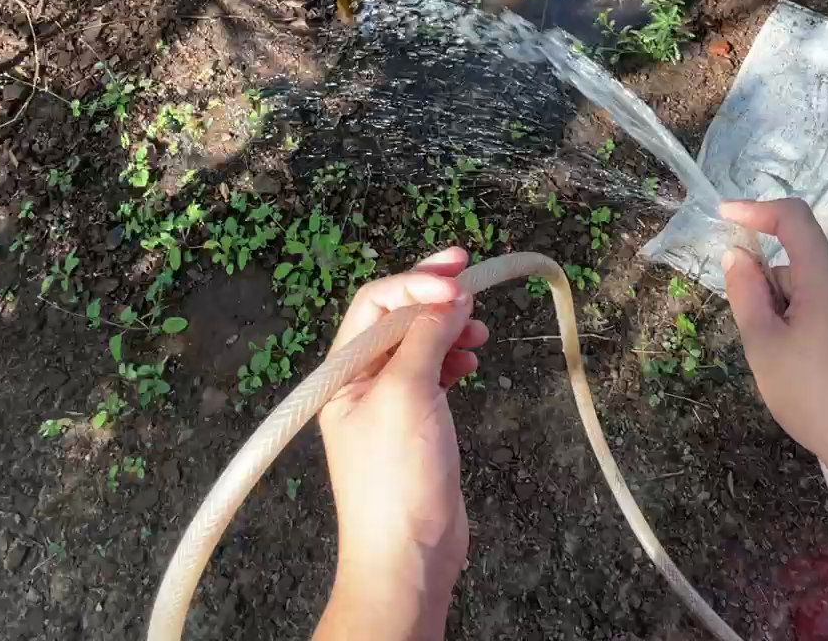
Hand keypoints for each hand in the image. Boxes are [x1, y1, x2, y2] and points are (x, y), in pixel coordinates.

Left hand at [315, 247, 487, 640]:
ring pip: (421, 340)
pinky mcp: (418, 418)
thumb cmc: (397, 475)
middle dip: (434, 293)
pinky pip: (435, 369)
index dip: (416, 282)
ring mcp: (392, 398)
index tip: (458, 280)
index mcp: (347, 368)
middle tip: (470, 271)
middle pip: (399, 315)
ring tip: (481, 331)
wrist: (408, 556)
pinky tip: (472, 362)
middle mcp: (365, 376)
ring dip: (450, 326)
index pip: (377, 301)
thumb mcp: (408, 392)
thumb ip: (427, 335)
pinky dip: (455, 357)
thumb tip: (453, 293)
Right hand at [720, 198, 827, 463]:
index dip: (756, 209)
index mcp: (826, 280)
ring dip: (790, 314)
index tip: (725, 215)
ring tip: (790, 370)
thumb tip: (737, 255)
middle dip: (769, 290)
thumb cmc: (816, 398)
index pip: (794, 219)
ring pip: (814, 293)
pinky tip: (814, 377)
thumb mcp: (764, 346)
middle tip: (761, 342)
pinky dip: (811, 328)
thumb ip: (746, 293)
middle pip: (798, 266)